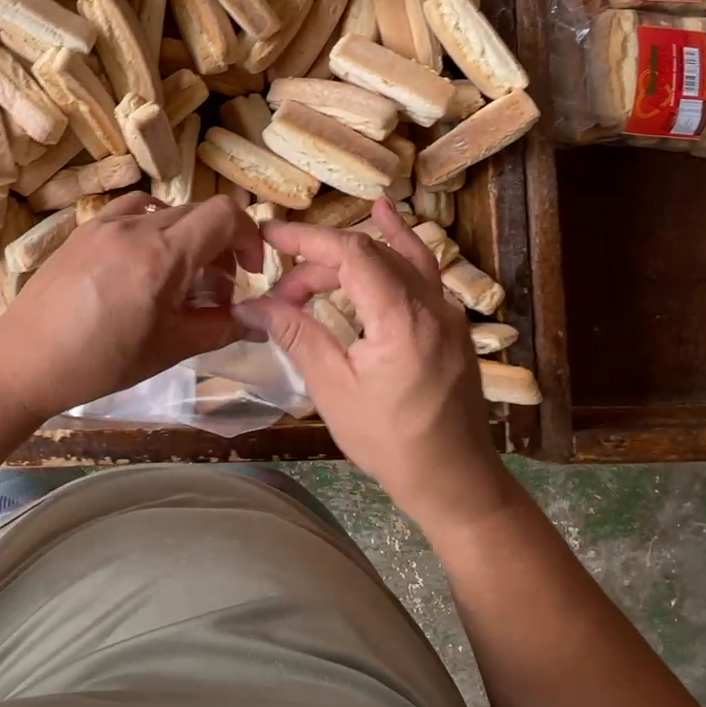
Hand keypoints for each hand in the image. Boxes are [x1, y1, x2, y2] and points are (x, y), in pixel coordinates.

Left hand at [0, 193, 265, 420]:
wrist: (24, 361)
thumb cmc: (100, 363)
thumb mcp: (169, 349)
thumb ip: (220, 328)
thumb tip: (258, 321)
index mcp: (162, 255)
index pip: (224, 215)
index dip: (249, 237)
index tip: (249, 272)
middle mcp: (135, 227)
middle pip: (198, 213)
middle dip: (220, 245)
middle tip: (216, 290)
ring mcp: (104, 224)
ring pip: (166, 212)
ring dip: (187, 237)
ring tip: (179, 278)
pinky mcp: (82, 230)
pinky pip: (131, 212)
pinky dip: (152, 227)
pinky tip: (143, 261)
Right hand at [232, 202, 516, 530]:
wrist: (455, 480)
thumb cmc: (390, 442)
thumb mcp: (333, 389)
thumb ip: (295, 335)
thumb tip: (250, 306)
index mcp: (402, 319)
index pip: (351, 254)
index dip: (307, 238)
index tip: (269, 235)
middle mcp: (431, 304)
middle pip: (370, 253)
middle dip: (319, 262)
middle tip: (281, 293)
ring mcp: (447, 312)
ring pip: (399, 255)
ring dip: (352, 251)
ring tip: (315, 247)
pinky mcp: (450, 324)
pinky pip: (421, 271)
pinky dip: (396, 247)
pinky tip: (387, 226)